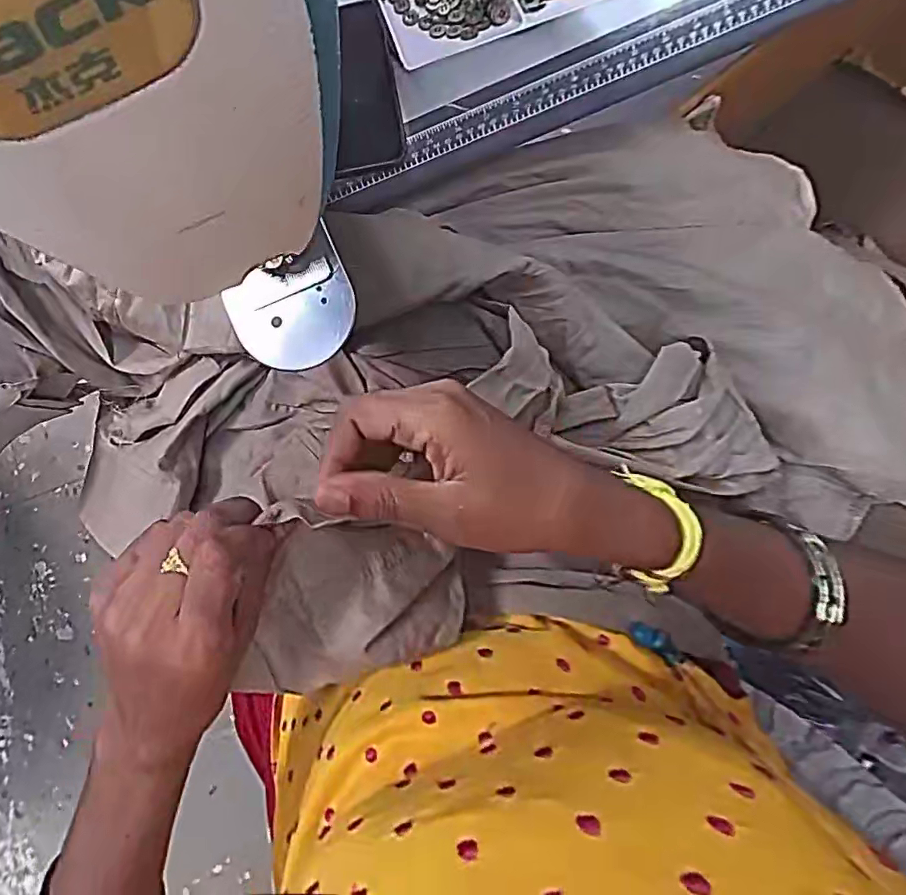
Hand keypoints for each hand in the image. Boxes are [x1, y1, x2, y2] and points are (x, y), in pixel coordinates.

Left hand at [89, 500, 276, 772]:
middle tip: (245, 519)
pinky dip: (168, 537)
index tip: (262, 529)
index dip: (244, 532)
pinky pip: (142, 541)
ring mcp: (119, 603)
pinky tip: (180, 553)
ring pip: (165, 528)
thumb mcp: (242, 641)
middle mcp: (149, 618)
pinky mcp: (101, 592)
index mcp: (193, 639)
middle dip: (225, 516)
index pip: (215, 555)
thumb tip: (271, 530)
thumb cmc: (198, 693)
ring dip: (198, 524)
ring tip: (215, 537)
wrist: (144, 722)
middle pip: (189, 533)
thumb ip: (256, 579)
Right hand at [313, 380, 672, 564]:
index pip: (356, 416)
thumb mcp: (444, 511)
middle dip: (349, 457)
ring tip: (370, 499)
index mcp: (432, 409)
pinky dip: (392, 454)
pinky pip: (407, 426)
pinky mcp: (458, 416)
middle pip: (367, 413)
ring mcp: (449, 402)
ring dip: (369, 457)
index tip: (333, 499)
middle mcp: (436, 394)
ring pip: (385, 420)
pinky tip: (397, 486)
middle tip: (348, 502)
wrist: (580, 505)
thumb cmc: (518, 510)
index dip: (335, 456)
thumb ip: (380, 498)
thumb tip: (325, 496)